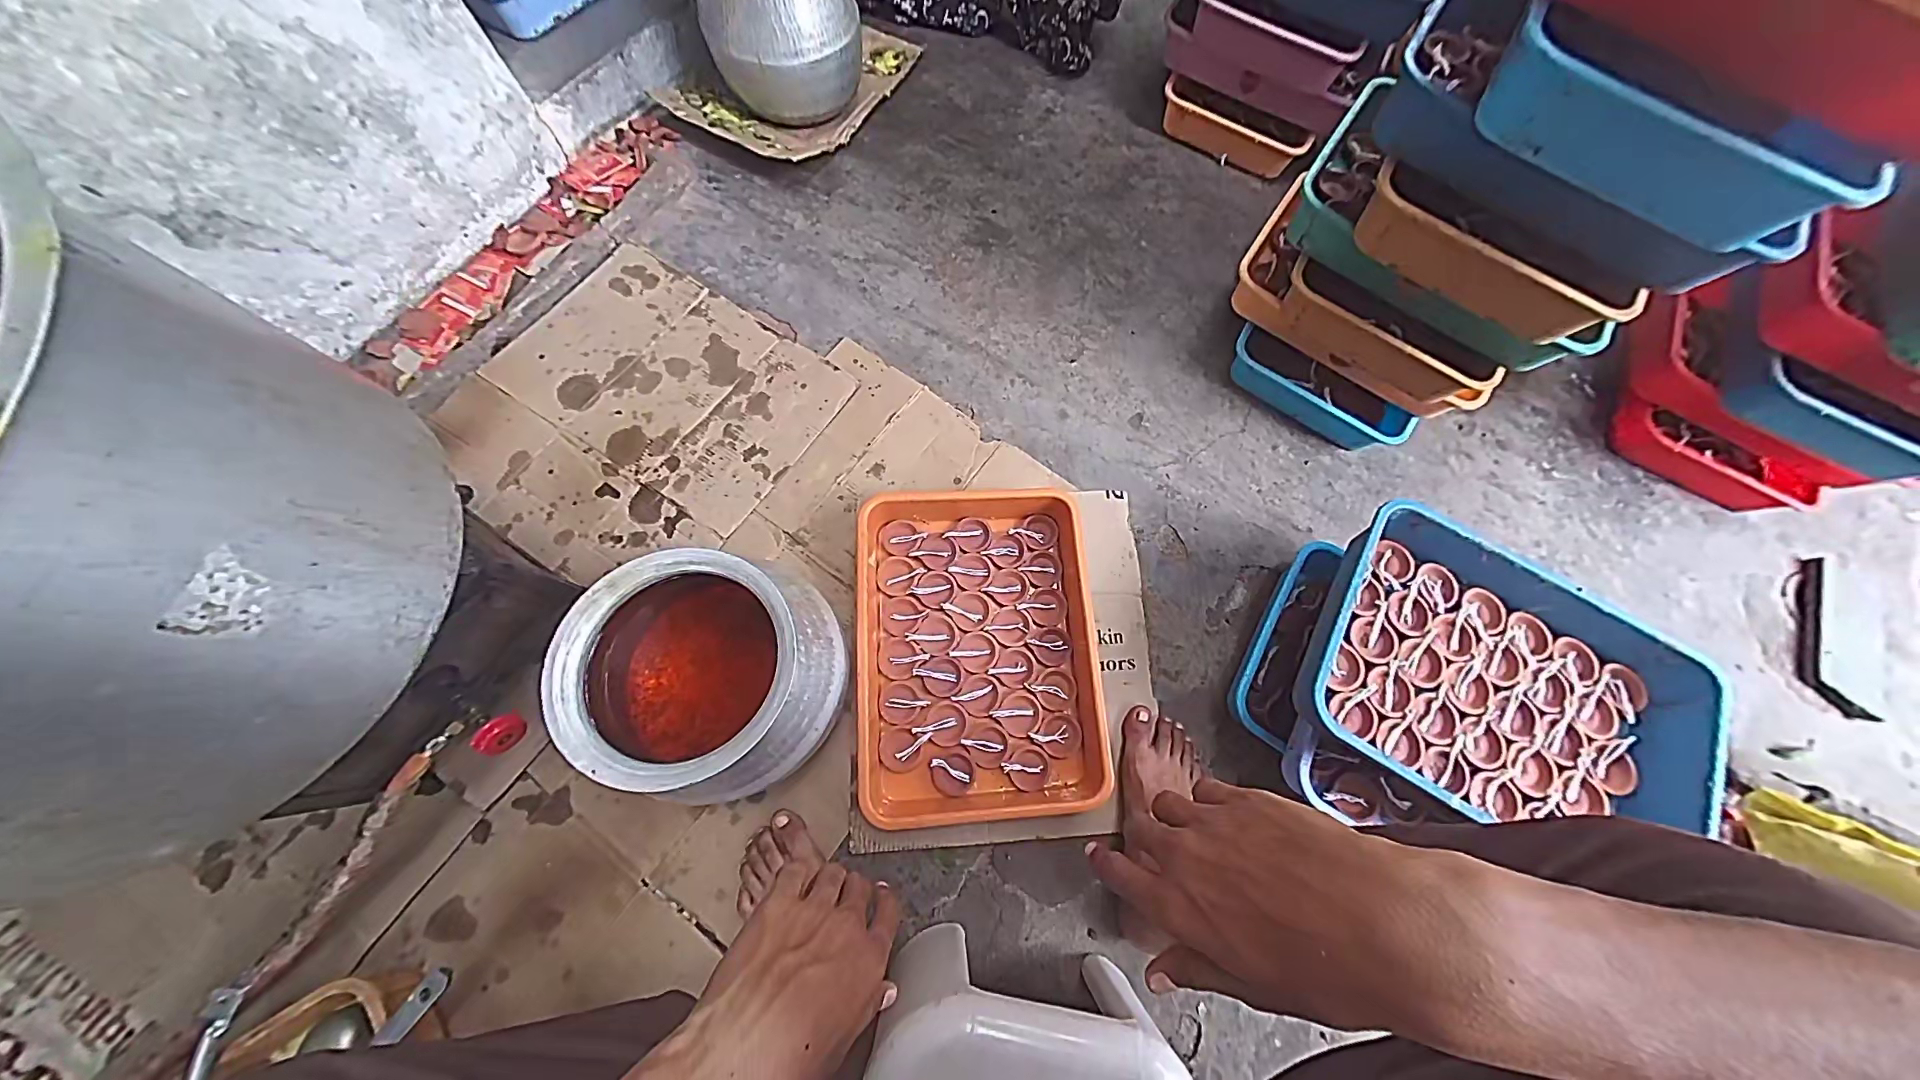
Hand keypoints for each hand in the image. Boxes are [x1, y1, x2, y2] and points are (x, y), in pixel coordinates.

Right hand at [1088, 777, 1486, 1033]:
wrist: (1384, 922)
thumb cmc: (1326, 966)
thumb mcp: (1252, 985)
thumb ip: (1196, 967)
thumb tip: (1164, 972)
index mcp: (1181, 907)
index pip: (1122, 875)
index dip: (1106, 864)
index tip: (1099, 855)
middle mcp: (1187, 857)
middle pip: (1142, 830)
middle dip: (1143, 836)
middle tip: (1154, 842)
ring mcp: (1216, 821)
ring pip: (1171, 803)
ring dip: (1175, 815)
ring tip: (1196, 827)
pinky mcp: (1247, 798)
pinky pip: (1208, 787)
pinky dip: (1209, 799)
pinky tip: (1229, 814)